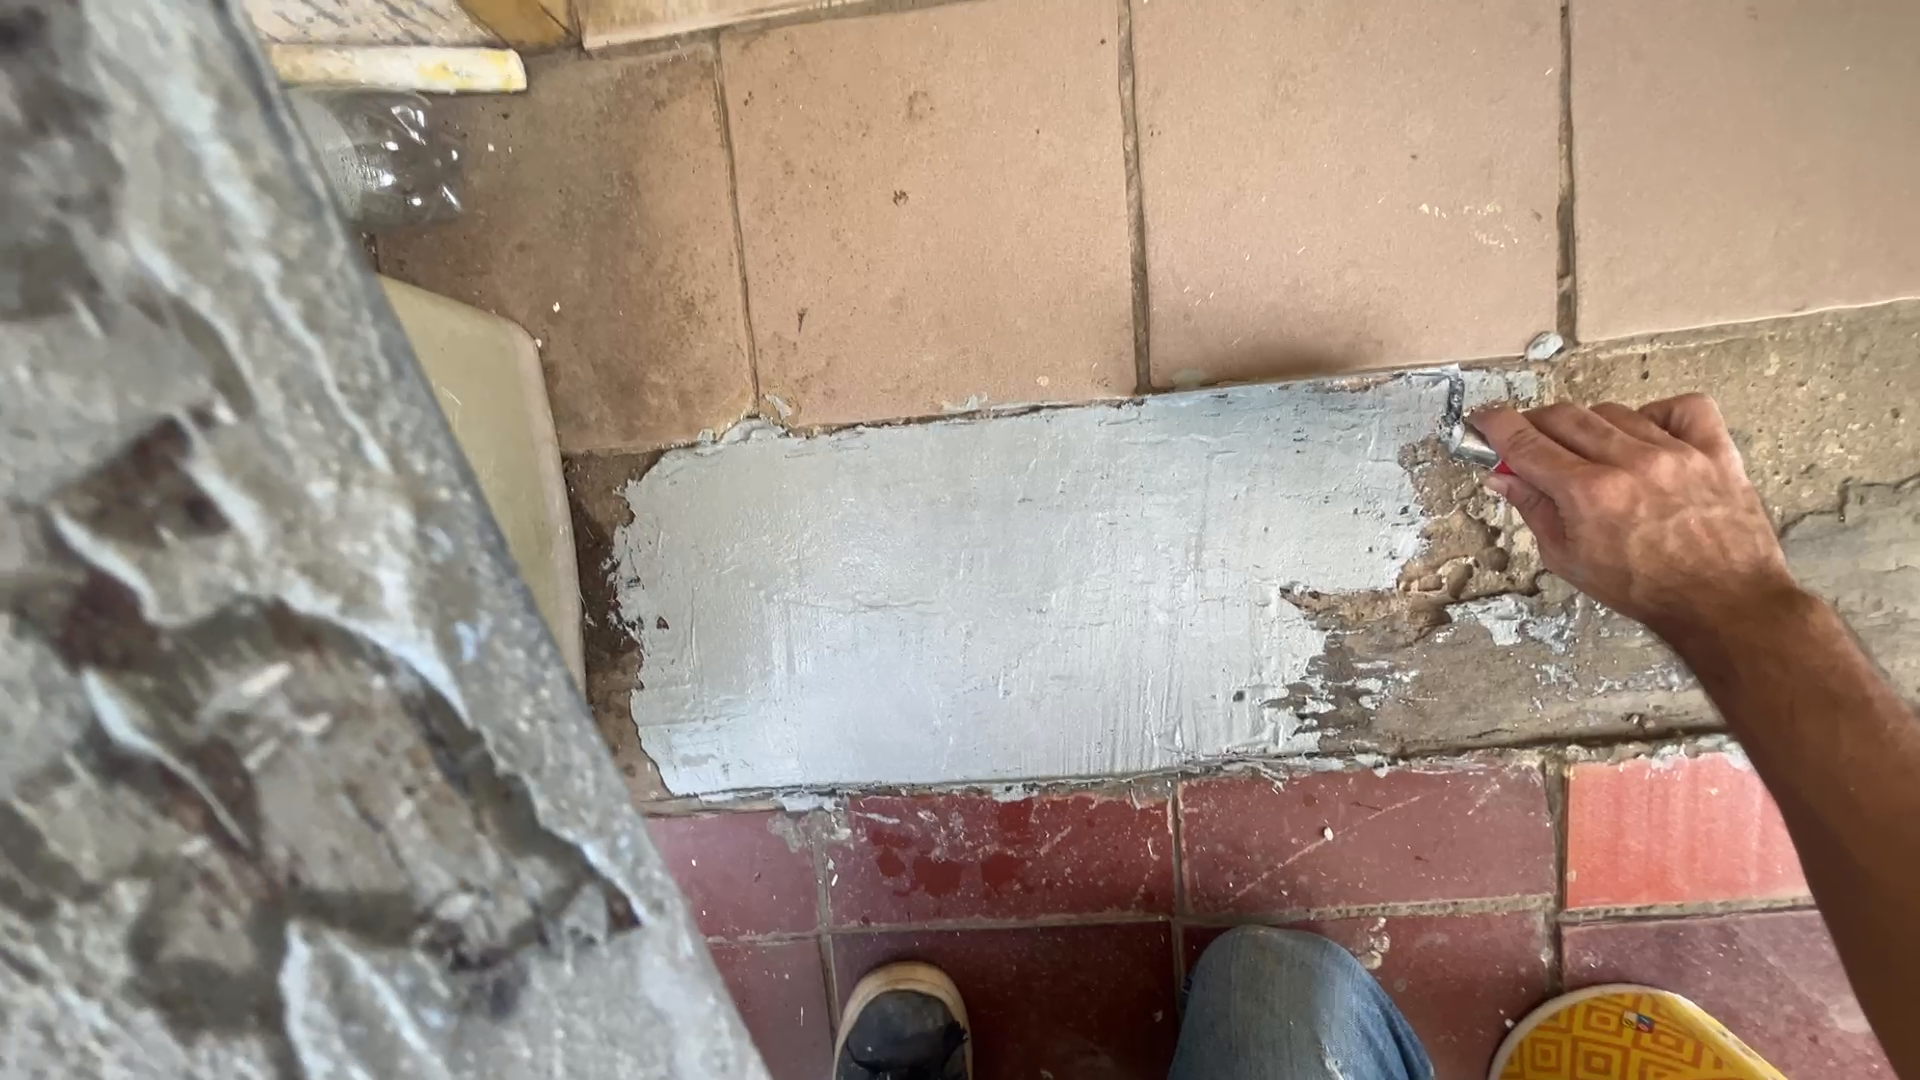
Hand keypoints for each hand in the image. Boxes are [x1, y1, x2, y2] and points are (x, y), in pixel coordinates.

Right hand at [1471, 394, 1801, 640]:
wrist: (1722, 601)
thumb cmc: (1639, 586)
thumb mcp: (1564, 556)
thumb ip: (1532, 508)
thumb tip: (1501, 477)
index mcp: (1587, 493)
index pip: (1526, 442)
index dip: (1495, 425)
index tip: (1482, 419)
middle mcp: (1629, 463)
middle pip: (1564, 416)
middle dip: (1533, 422)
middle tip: (1525, 439)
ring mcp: (1676, 454)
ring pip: (1612, 411)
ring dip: (1586, 425)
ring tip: (1584, 450)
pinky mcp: (1715, 452)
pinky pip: (1683, 407)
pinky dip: (1654, 414)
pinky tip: (1642, 435)